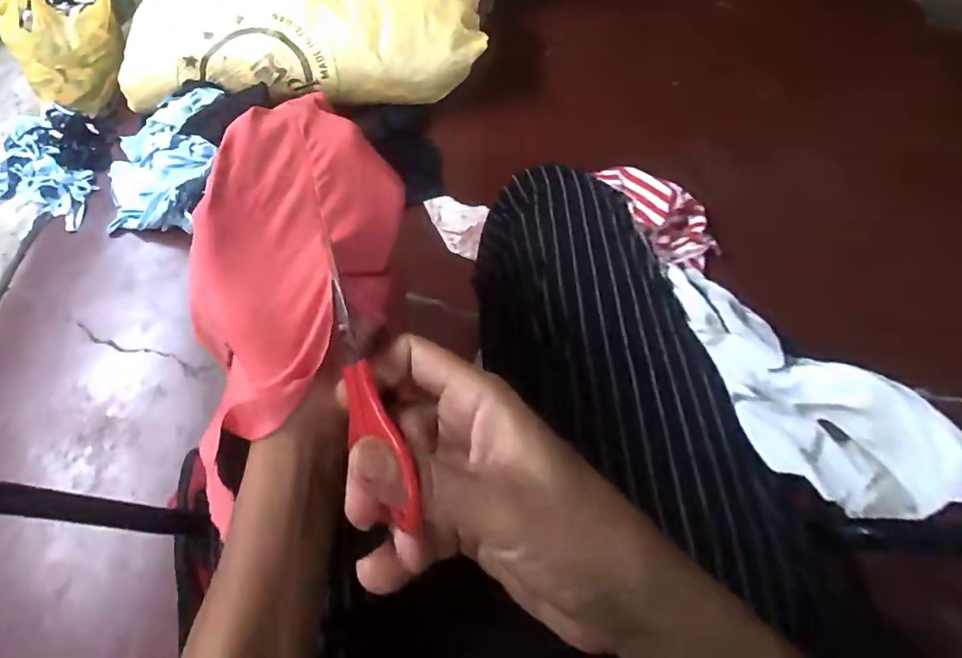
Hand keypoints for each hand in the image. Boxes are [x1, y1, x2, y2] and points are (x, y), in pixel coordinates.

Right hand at [343, 334, 791, 657]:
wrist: (625, 602)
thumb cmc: (568, 531)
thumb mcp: (494, 507)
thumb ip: (423, 482)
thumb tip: (356, 456)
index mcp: (478, 403)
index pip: (415, 359)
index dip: (375, 372)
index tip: (335, 409)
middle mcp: (465, 431)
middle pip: (399, 422)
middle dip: (373, 459)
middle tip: (356, 505)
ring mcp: (464, 477)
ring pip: (404, 474)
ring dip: (386, 507)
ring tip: (377, 543)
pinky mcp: (466, 521)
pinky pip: (420, 519)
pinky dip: (401, 545)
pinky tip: (381, 577)